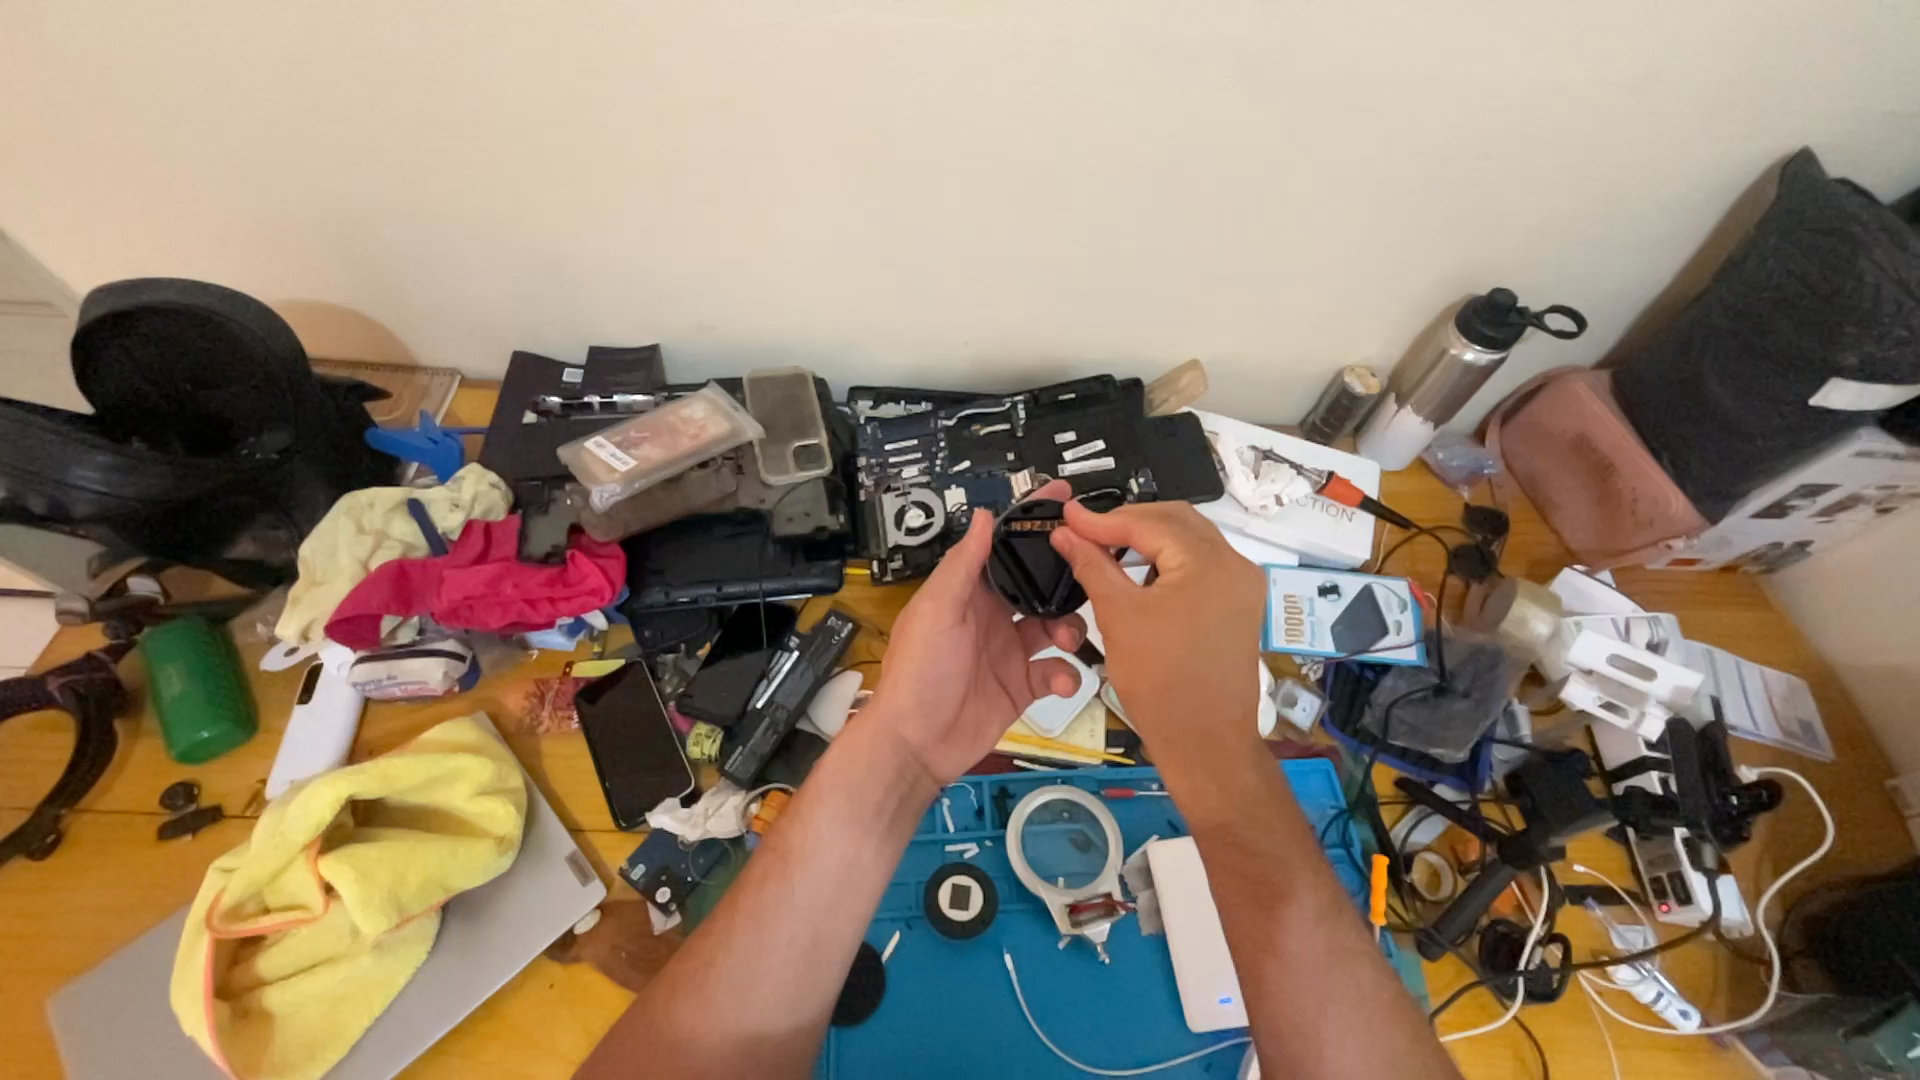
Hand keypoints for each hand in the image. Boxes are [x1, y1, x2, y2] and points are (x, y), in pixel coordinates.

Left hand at [866, 480, 1085, 785]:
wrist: (916, 744)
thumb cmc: (916, 674)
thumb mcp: (937, 611)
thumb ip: (963, 565)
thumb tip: (983, 517)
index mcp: (968, 593)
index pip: (1004, 549)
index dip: (1032, 525)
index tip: (1062, 499)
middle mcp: (992, 617)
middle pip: (1039, 588)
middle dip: (1064, 583)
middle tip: (1086, 578)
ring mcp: (1009, 652)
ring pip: (1055, 626)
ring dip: (1070, 628)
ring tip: (1066, 638)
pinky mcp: (1021, 685)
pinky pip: (1055, 671)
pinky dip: (1066, 673)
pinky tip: (1060, 679)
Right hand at [1049, 500, 1264, 766]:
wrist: (1204, 742)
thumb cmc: (1160, 682)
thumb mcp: (1117, 616)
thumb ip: (1091, 564)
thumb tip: (1067, 534)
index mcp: (1209, 563)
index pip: (1149, 523)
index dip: (1102, 519)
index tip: (1067, 517)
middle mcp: (1235, 565)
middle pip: (1175, 521)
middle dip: (1127, 523)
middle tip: (1085, 531)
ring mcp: (1242, 586)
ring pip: (1189, 541)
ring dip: (1148, 540)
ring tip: (1107, 550)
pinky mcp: (1238, 605)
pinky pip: (1200, 566)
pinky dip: (1167, 562)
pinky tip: (1139, 574)